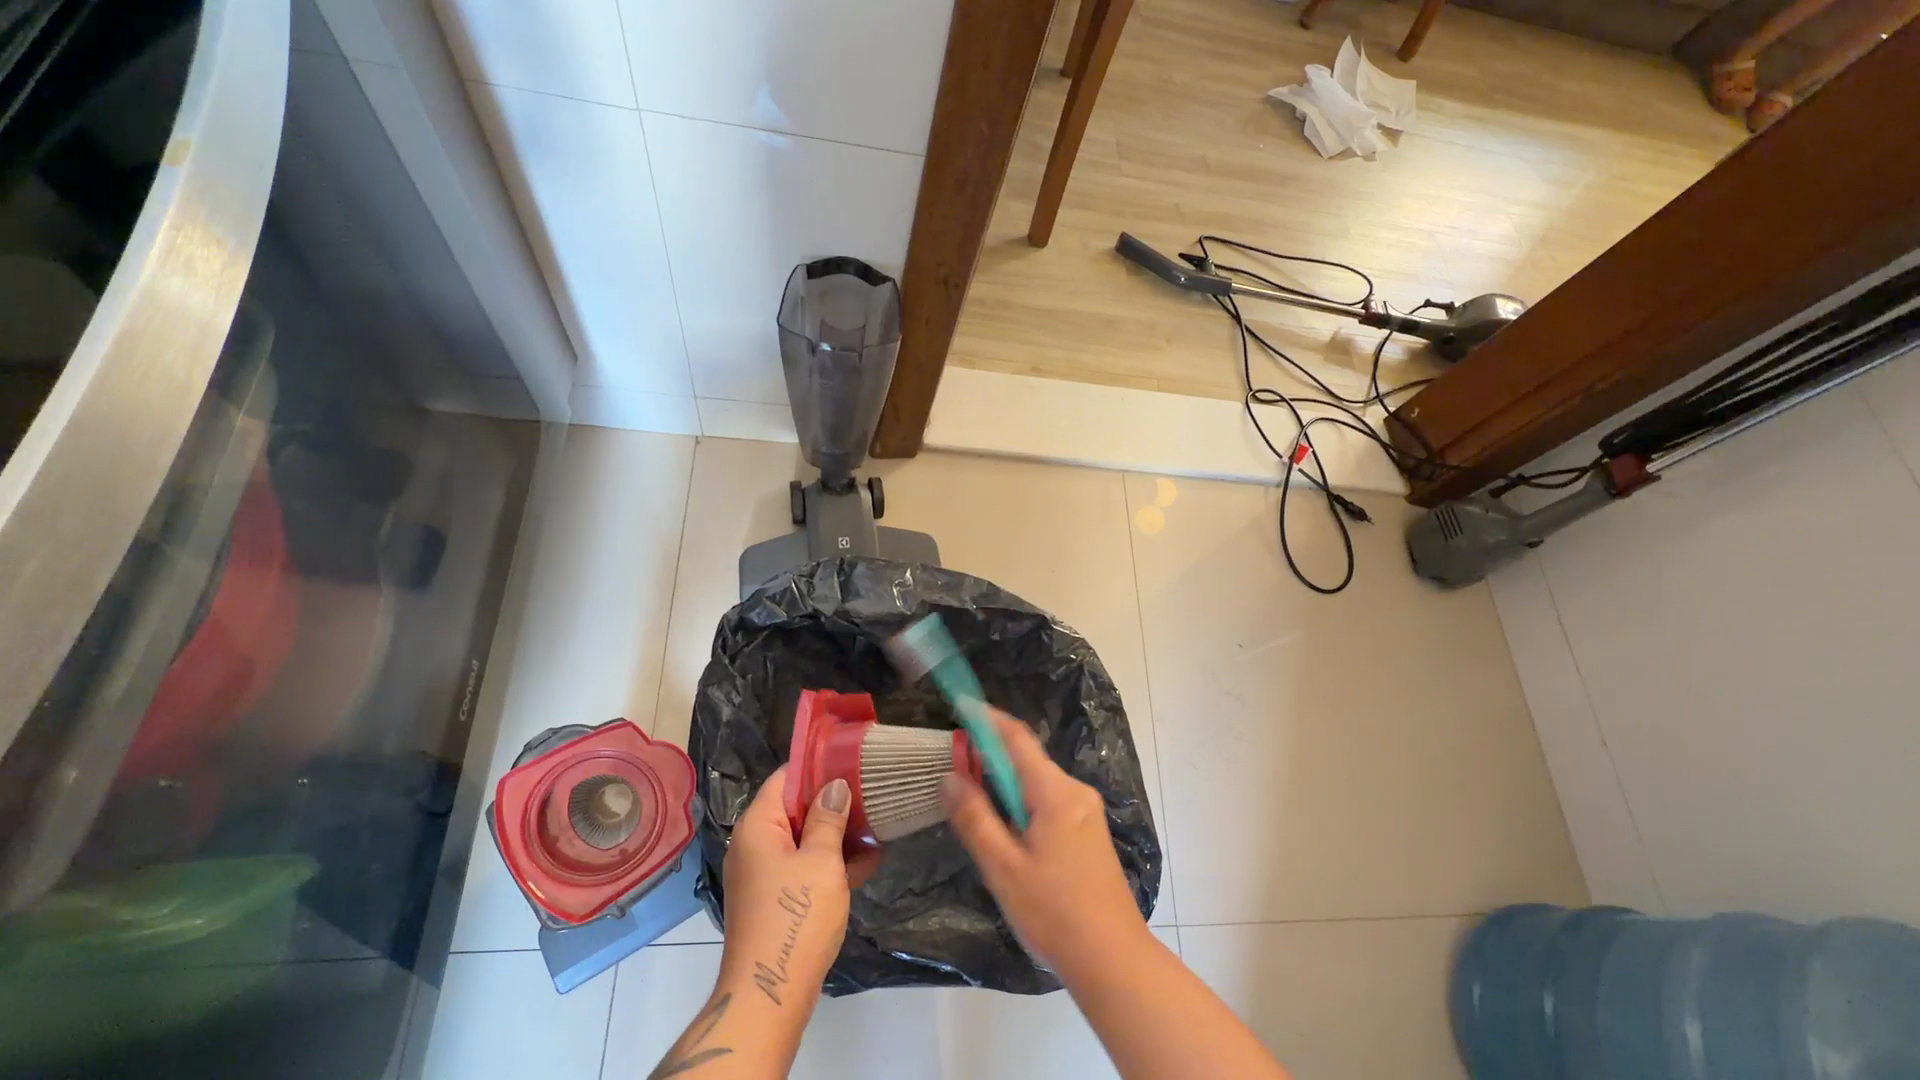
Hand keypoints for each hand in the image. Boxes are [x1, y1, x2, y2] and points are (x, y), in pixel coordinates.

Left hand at [717, 766, 876, 1012]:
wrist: (770, 993)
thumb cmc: (796, 918)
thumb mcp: (821, 861)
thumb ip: (829, 818)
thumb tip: (834, 785)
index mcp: (758, 826)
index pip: (785, 778)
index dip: (818, 766)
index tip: (853, 760)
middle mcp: (755, 844)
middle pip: (795, 808)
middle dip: (834, 801)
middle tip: (873, 793)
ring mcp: (764, 874)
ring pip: (803, 839)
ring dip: (837, 834)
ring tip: (878, 826)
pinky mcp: (776, 899)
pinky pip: (803, 867)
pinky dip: (830, 863)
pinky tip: (868, 862)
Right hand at [940, 710, 1148, 974]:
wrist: (1113, 958)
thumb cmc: (1054, 913)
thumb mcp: (1003, 868)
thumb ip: (974, 818)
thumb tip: (950, 775)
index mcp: (1056, 793)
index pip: (1017, 739)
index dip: (986, 719)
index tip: (959, 706)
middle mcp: (1076, 793)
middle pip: (1027, 761)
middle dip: (989, 756)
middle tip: (952, 767)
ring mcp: (1087, 813)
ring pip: (1037, 784)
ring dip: (1004, 784)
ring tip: (971, 802)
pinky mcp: (1089, 835)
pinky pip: (1049, 803)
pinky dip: (1021, 803)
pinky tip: (1004, 830)